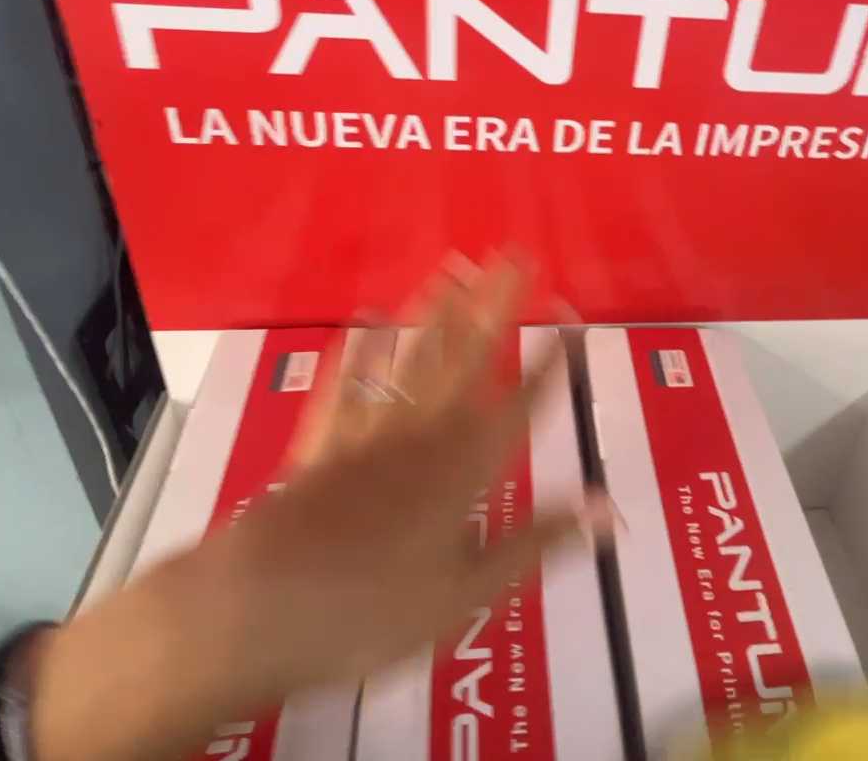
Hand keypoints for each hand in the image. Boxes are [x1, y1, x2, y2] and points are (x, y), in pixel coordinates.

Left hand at [28, 253, 611, 760]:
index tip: (570, 316)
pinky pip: (346, 383)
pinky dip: (358, 350)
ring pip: (411, 360)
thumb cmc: (374, 611)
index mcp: (465, 470)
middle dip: (497, 306)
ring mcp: (368, 432)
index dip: (550, 361)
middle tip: (515, 257)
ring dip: (435, 313)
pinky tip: (367, 318)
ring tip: (454, 269)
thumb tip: (610, 507)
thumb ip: (539, 541)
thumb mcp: (470, 591)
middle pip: (468, 359)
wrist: (258, 608)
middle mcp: (422, 435)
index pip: (521, 404)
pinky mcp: (322, 441)